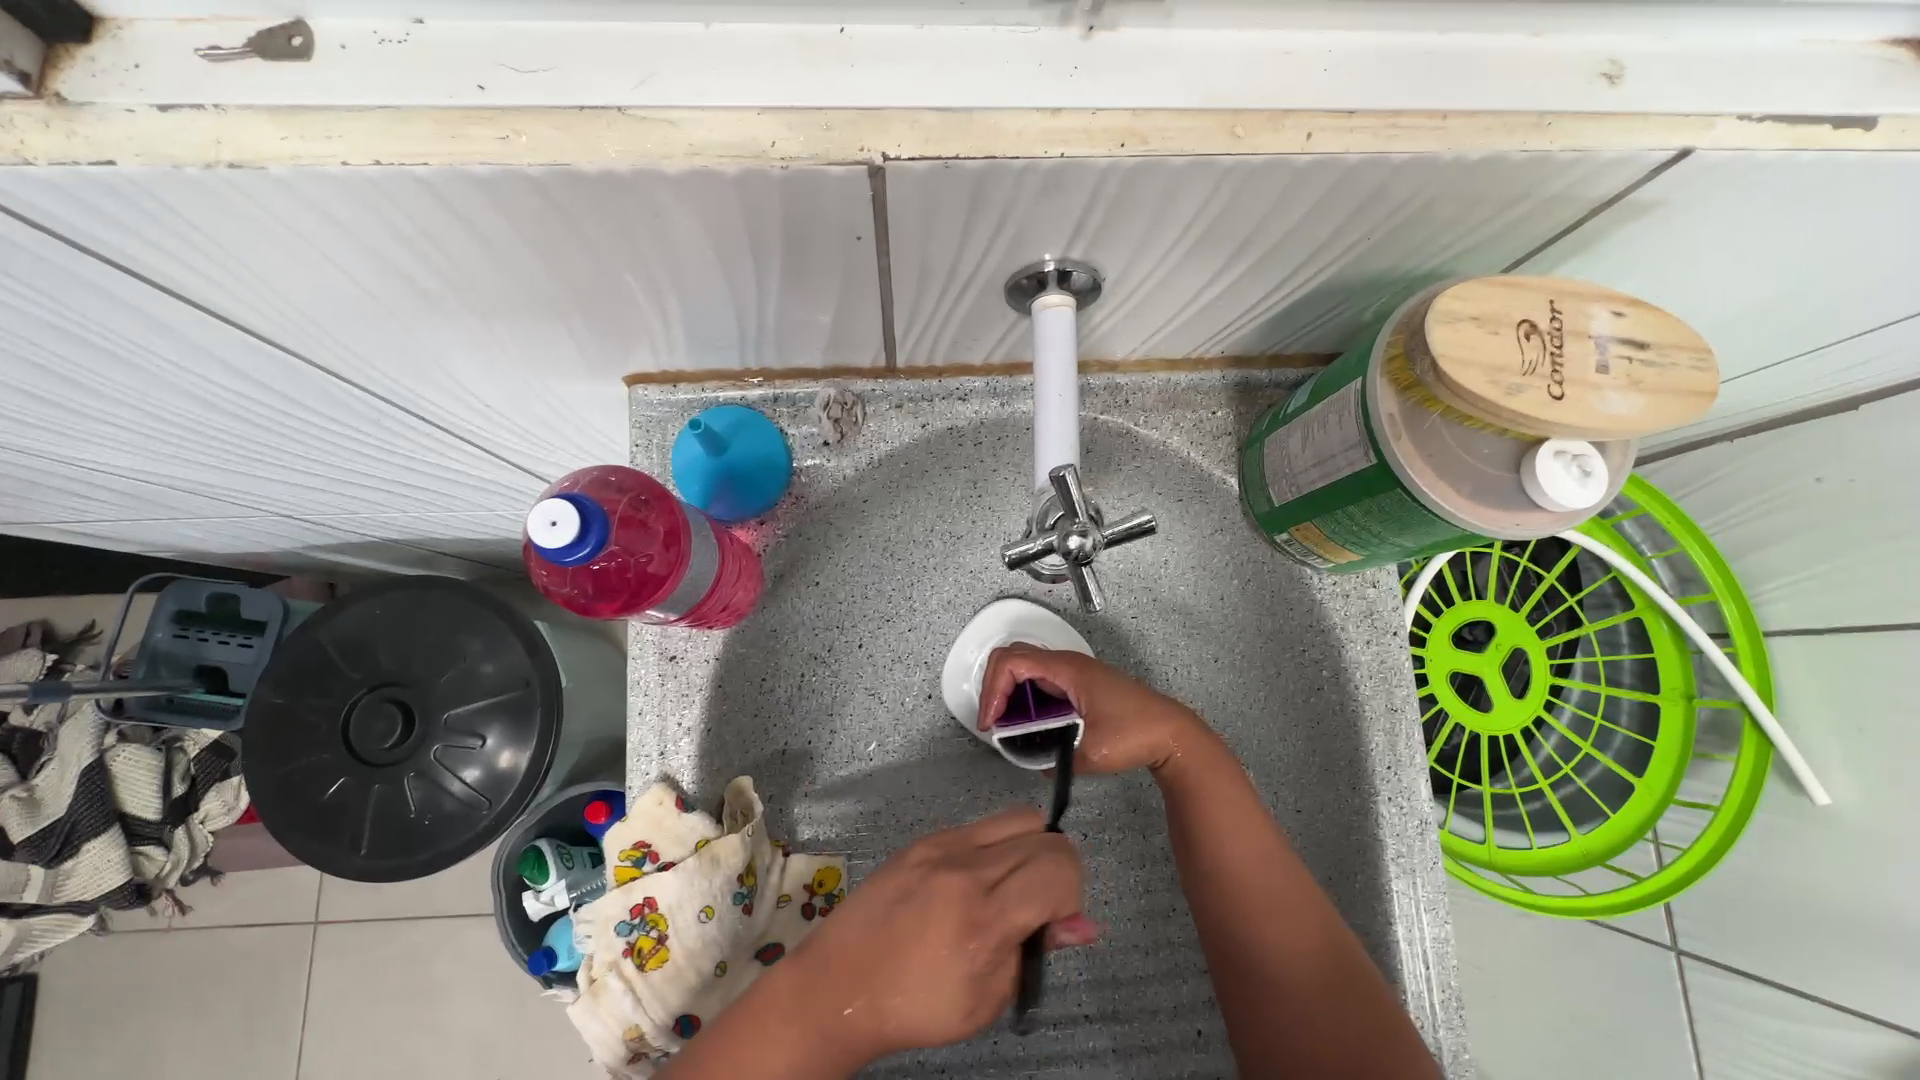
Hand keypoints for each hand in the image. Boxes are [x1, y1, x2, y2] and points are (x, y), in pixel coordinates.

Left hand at [776, 807, 1092, 1063]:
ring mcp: (940, 846)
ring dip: (1030, 849)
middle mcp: (964, 868)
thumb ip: (1037, 952)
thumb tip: (1084, 924)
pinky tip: (973, 883)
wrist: (840, 985)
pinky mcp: (922, 839)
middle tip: (1035, 908)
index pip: (1059, 868)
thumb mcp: (988, 999)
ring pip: (1018, 818)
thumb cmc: (916, 1007)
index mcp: (983, 916)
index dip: (1072, 897)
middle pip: (1046, 835)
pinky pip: (980, 826)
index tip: (1053, 925)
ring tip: (1007, 889)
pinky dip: (995, 847)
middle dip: (1058, 871)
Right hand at [976, 644, 1207, 775]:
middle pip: (1013, 658)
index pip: (1010, 662)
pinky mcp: (1080, 685)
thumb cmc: (1136, 734)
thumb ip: (1054, 759)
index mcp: (1067, 669)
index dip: (992, 690)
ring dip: (1009, 694)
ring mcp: (1074, 673)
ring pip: (1026, 669)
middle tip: (993, 722)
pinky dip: (1026, 699)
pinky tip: (1030, 726)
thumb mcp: (1090, 753)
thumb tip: (1033, 763)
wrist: (1172, 733)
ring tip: (1007, 727)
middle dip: (994, 688)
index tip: (991, 723)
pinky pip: (1041, 682)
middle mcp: (1067, 664)